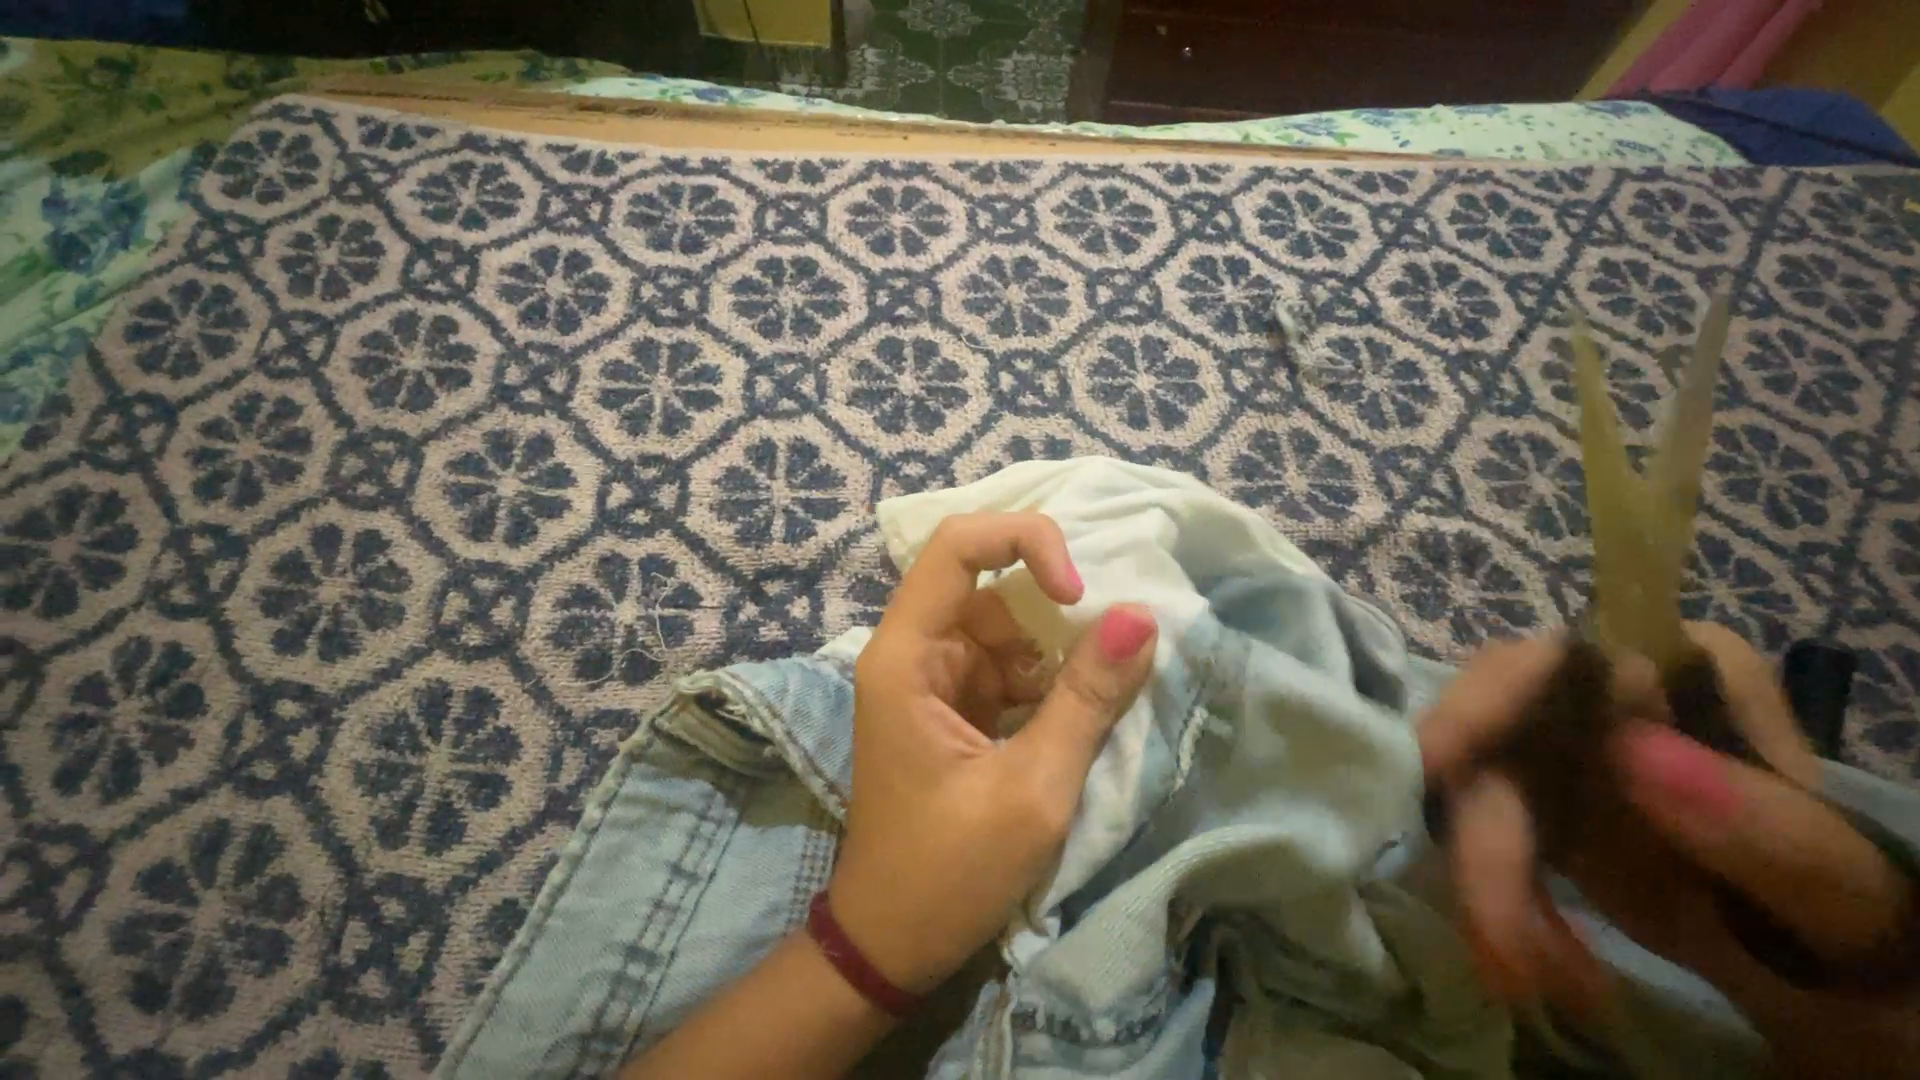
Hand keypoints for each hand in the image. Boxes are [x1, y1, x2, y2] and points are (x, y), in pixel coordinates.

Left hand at [826, 512, 1156, 992]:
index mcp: (906, 655)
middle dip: (1051, 601)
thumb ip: (1086, 699)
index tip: (1075, 595)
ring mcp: (933, 680)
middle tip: (1110, 639)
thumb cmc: (950, 871)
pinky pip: (1007, 666)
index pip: (956, 546)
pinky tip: (1082, 707)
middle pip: (985, 581)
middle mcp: (913, 652)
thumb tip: (1140, 617)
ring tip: (1104, 680)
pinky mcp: (955, 708)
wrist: (894, 942)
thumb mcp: (1032, 788)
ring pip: (1003, 624)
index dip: (1023, 542)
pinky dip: (1048, 678)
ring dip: (1056, 644)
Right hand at [1421, 624, 1919, 1076]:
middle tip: (1507, 950)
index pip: (1558, 660)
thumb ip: (1770, 833)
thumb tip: (1626, 750)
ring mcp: (1557, 760)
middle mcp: (1600, 706)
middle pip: (1490, 736)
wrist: (1846, 1003)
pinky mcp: (1531, 816)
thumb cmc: (1870, 946)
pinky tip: (1543, 966)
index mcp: (1685, 681)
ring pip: (1470, 796)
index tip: (1438, 765)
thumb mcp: (1855, 906)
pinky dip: (1496, 908)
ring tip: (1538, 980)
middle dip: (1485, 838)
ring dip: (1487, 888)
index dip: (1486, 701)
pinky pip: (1479, 844)